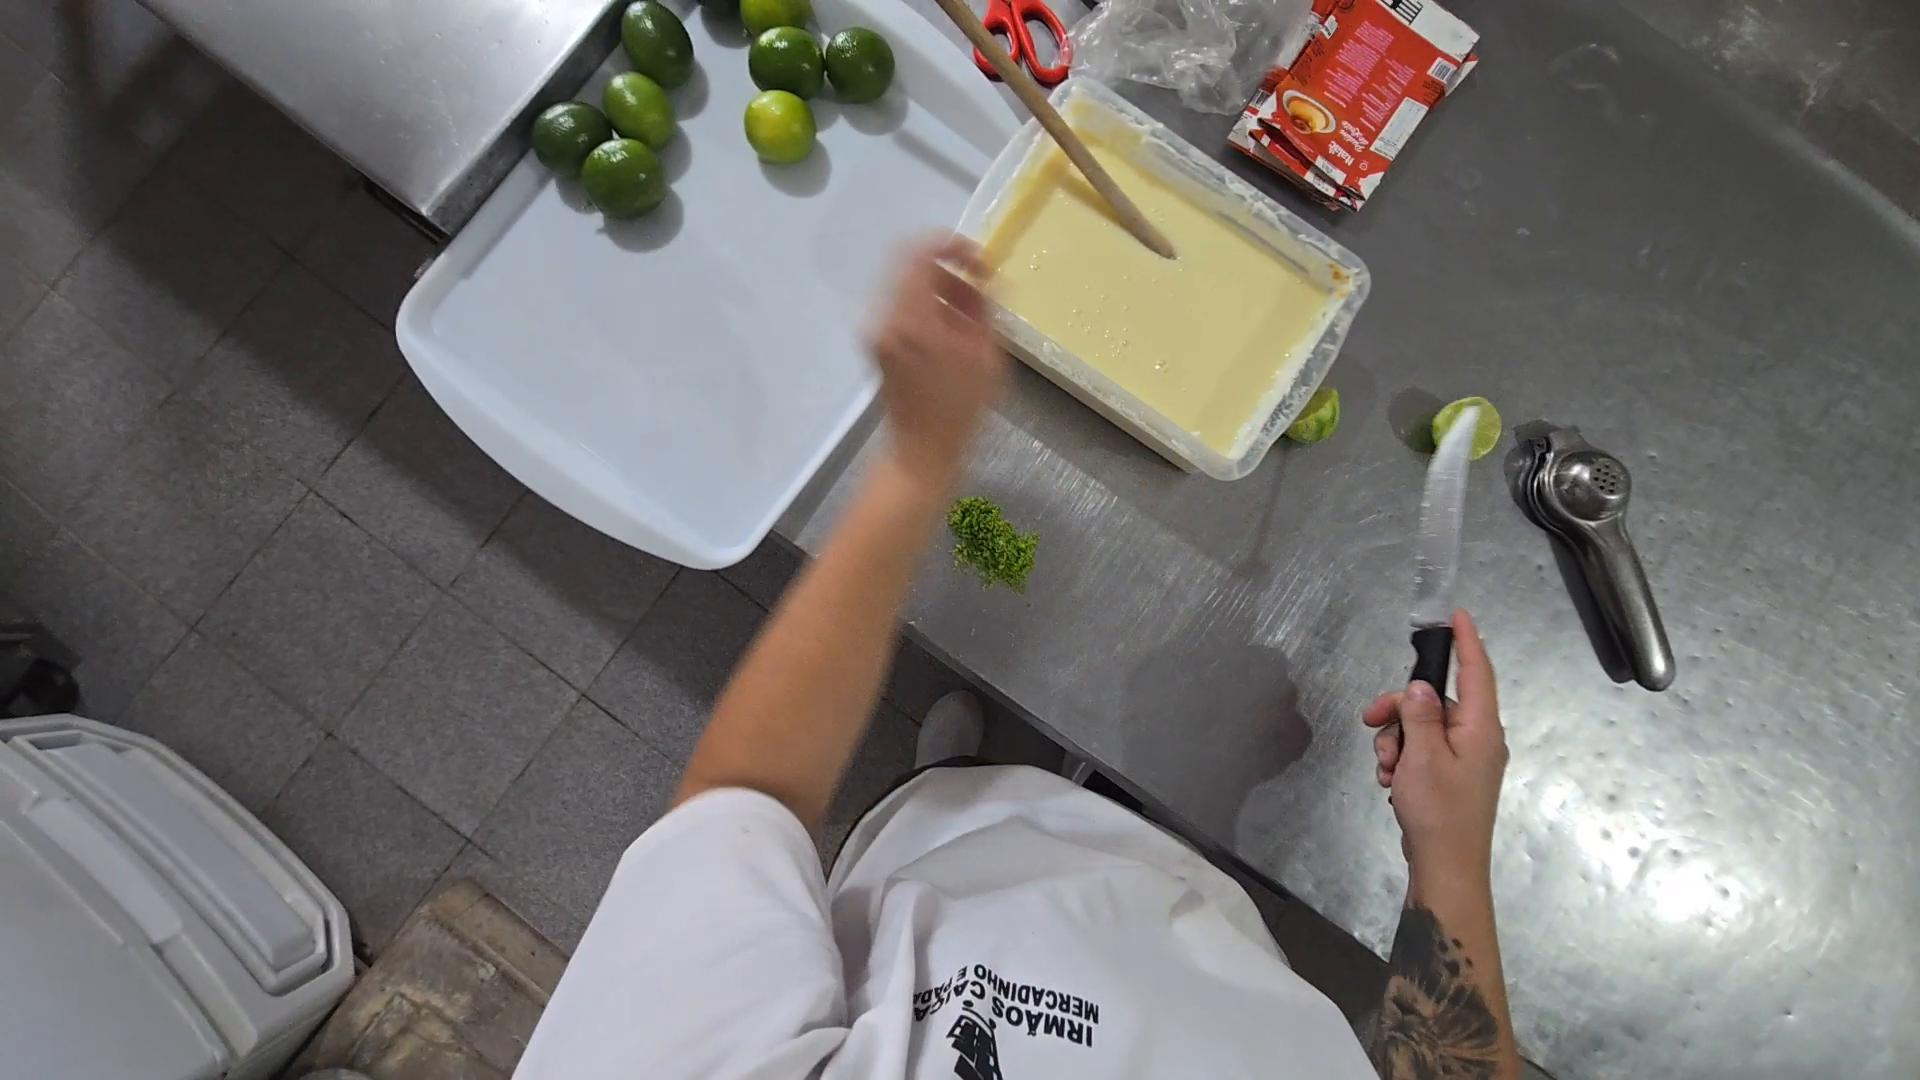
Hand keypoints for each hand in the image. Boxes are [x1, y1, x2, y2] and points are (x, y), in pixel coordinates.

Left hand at [867, 234, 1007, 486]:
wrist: (919, 450)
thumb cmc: (959, 411)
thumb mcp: (987, 358)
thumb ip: (985, 308)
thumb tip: (983, 279)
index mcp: (911, 318)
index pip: (919, 251)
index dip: (952, 245)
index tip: (979, 262)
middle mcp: (885, 317)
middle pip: (912, 264)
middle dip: (949, 270)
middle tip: (977, 293)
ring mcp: (877, 330)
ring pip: (907, 284)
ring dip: (939, 290)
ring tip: (968, 319)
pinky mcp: (877, 341)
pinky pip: (902, 305)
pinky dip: (928, 307)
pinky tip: (951, 333)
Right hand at [1362, 609, 1507, 894]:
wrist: (1446, 864)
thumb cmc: (1439, 808)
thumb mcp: (1423, 756)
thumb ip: (1419, 715)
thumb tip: (1418, 685)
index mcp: (1480, 729)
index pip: (1476, 673)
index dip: (1467, 642)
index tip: (1457, 615)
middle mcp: (1476, 738)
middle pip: (1431, 701)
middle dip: (1397, 709)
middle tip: (1370, 722)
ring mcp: (1462, 757)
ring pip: (1418, 725)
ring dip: (1394, 740)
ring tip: (1386, 768)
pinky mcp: (1448, 773)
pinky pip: (1418, 748)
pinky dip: (1400, 757)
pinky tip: (1391, 779)